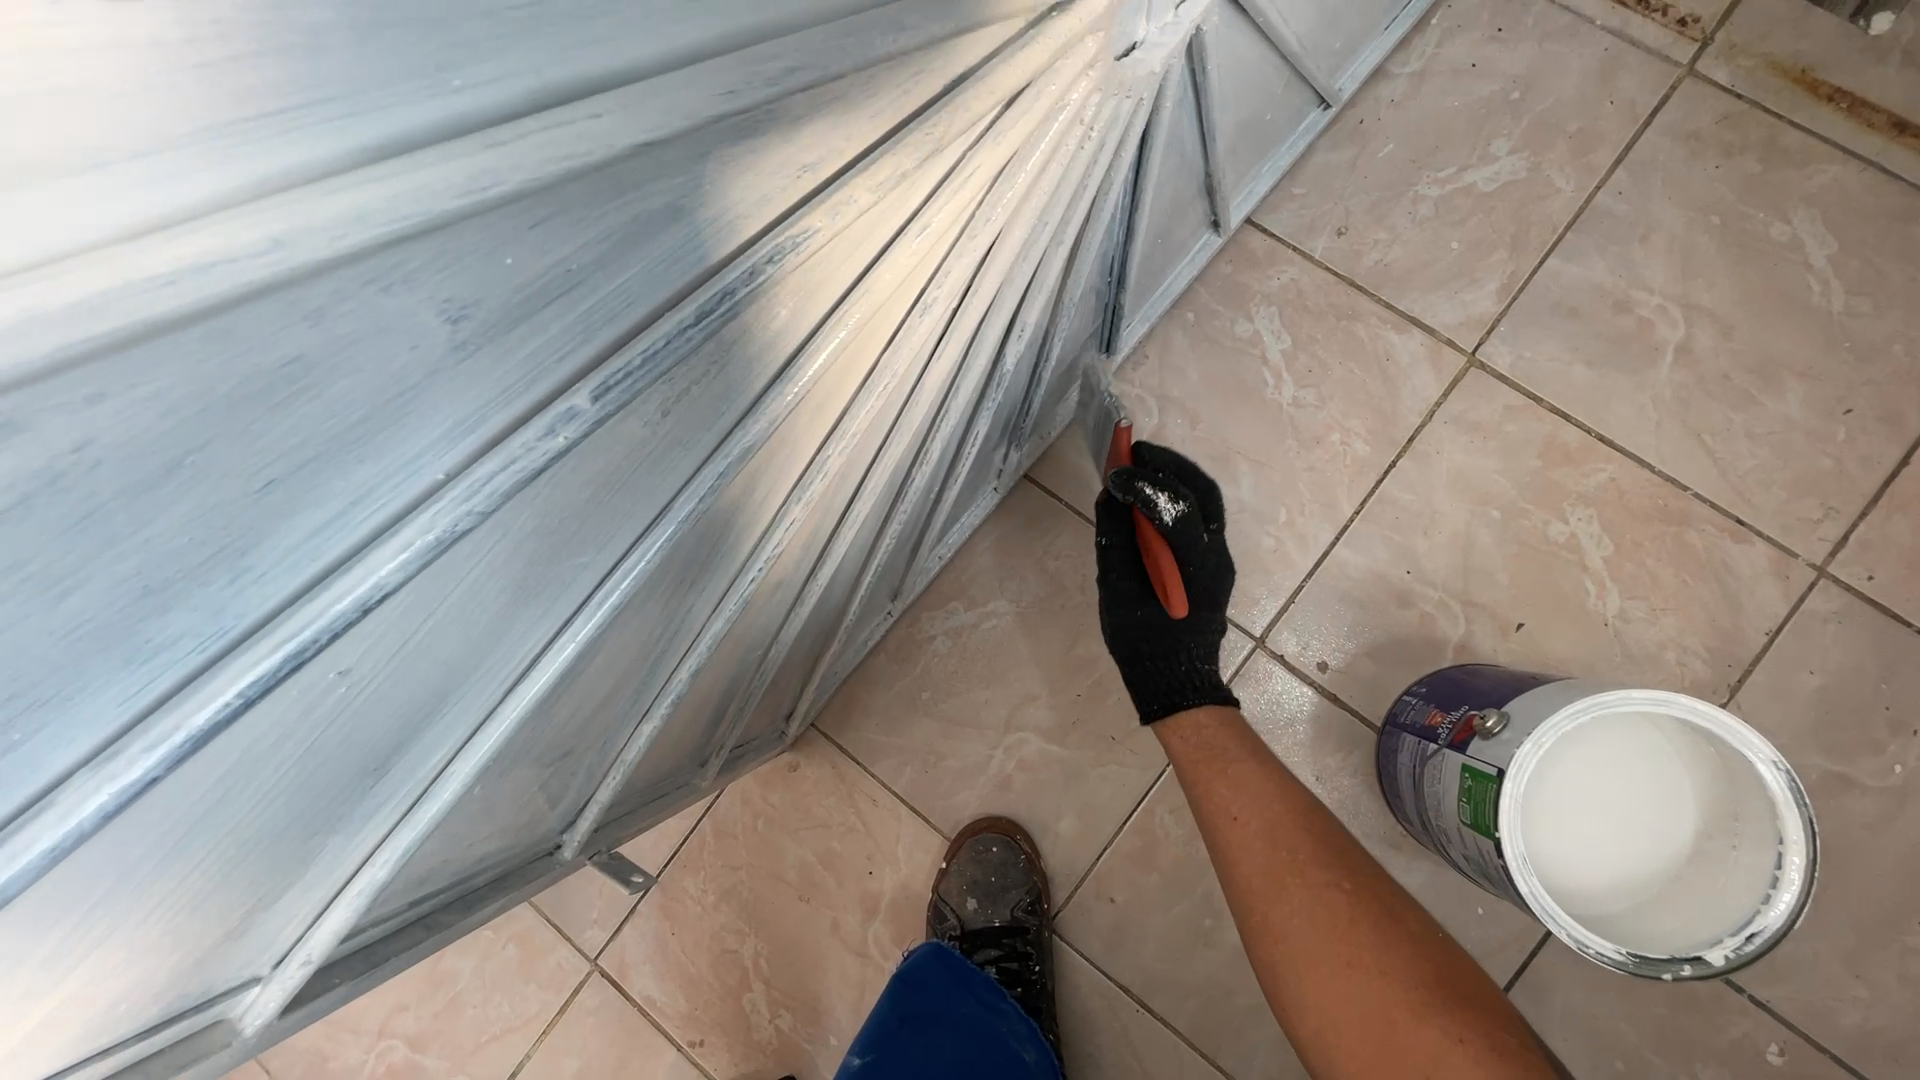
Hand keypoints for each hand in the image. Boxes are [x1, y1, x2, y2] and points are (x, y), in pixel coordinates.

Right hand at [1094, 441, 1237, 724]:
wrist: (1177, 681)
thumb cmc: (1143, 642)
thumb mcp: (1118, 593)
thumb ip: (1115, 542)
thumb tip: (1111, 497)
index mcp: (1195, 566)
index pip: (1176, 509)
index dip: (1145, 485)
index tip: (1114, 473)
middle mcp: (1216, 554)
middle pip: (1202, 492)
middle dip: (1168, 465)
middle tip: (1133, 451)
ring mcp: (1219, 557)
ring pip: (1206, 501)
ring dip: (1175, 476)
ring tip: (1140, 464)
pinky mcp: (1212, 561)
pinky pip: (1200, 517)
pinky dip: (1176, 496)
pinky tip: (1149, 497)